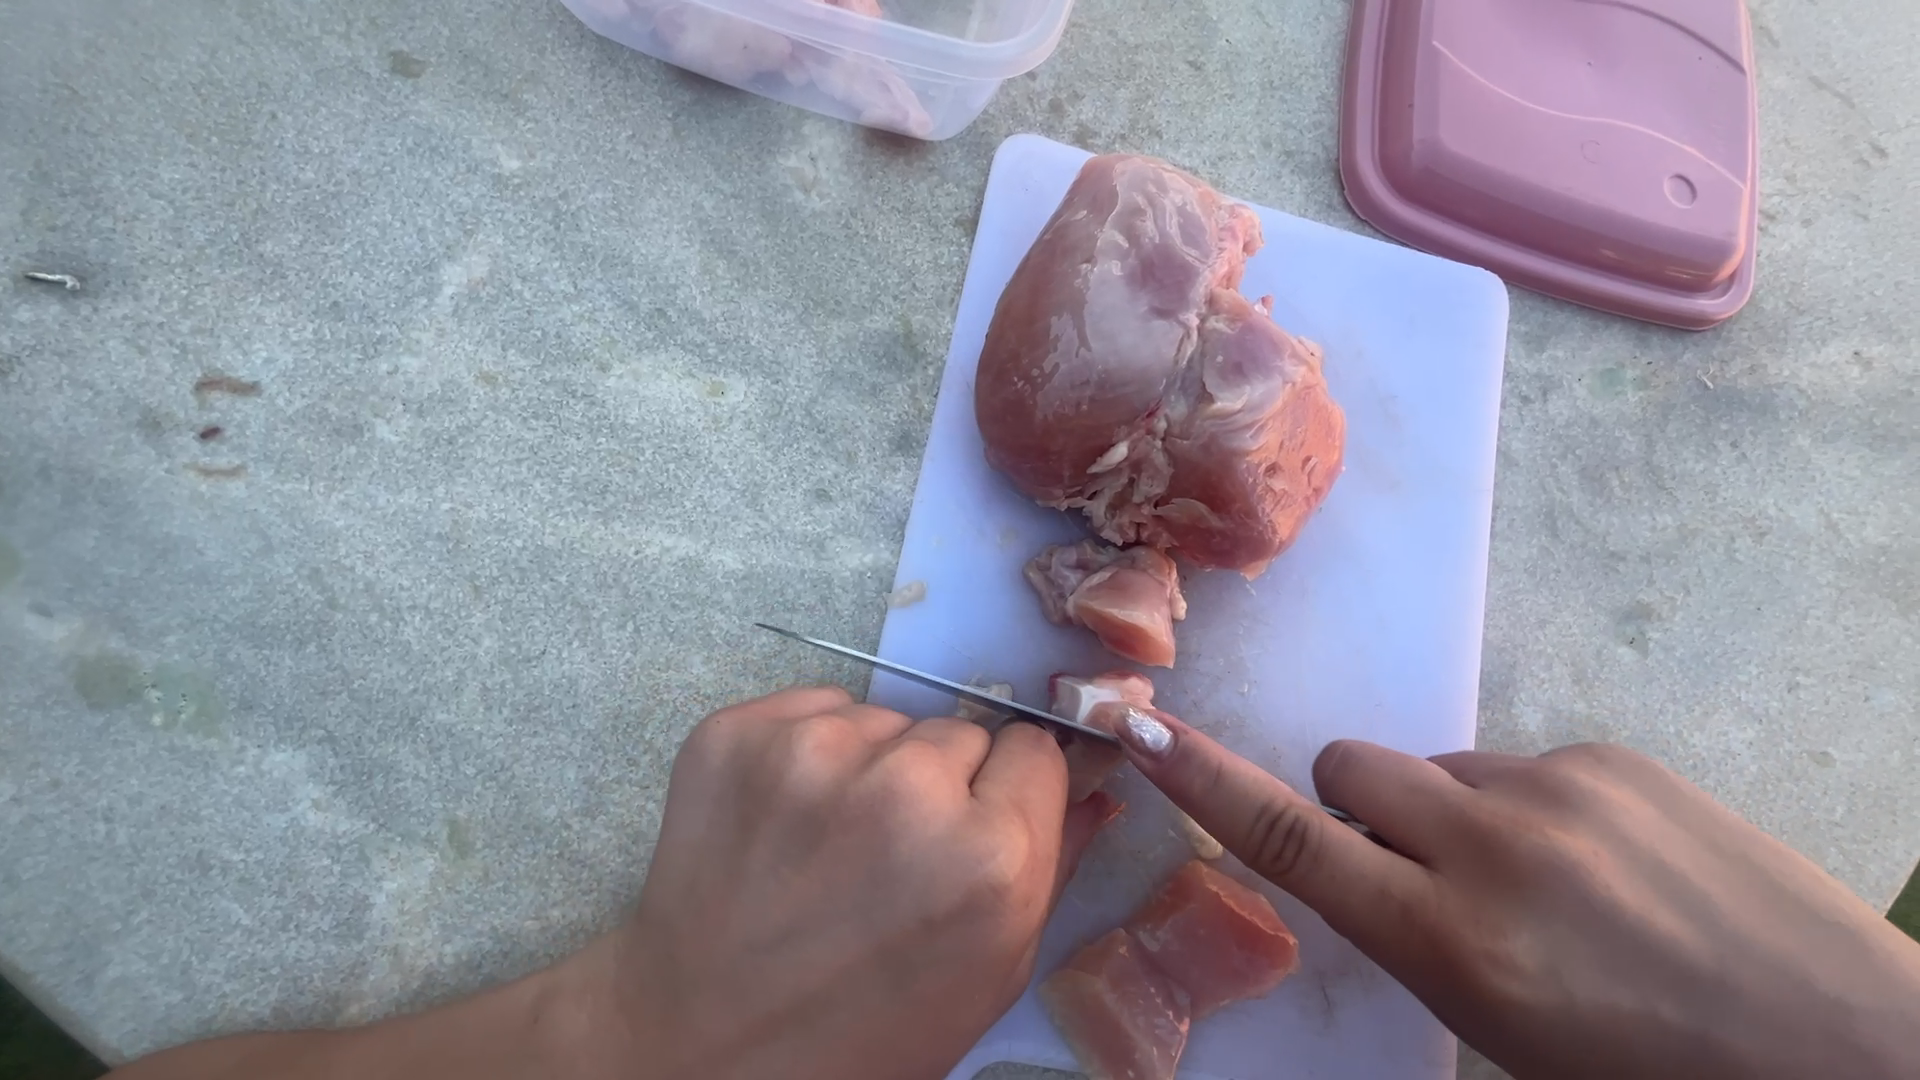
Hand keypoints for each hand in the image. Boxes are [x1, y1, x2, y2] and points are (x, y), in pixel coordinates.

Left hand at [593, 686, 1118, 1079]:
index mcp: (988, 857)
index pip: (1033, 748)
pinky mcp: (737, 732)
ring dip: (873, 763)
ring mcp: (811, 752)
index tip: (974, 820)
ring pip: (887, 717)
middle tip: (892, 848)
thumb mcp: (991, 970)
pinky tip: (785, 814)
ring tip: (830, 838)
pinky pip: (816, 708)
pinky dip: (811, 749)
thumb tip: (1101, 781)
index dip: (1006, 789)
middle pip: (960, 729)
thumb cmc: (867, 1026)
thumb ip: (1055, 859)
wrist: (701, 1045)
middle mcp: (905, 788)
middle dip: (941, 779)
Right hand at [1109, 707, 1919, 1079]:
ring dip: (1458, 815)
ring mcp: (1564, 790)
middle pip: (1348, 767)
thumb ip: (1412, 930)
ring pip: (1437, 768)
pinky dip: (1535, 808)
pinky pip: (1521, 764)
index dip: (1204, 781)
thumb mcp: (1500, 1037)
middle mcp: (1496, 850)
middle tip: (1426, 868)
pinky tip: (1620, 871)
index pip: (1292, 841)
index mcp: (1459, 945)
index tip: (1142, 728)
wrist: (1879, 1071)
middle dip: (1358, 805)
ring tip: (1559, 887)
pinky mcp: (1619, 758)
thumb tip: (1378, 858)